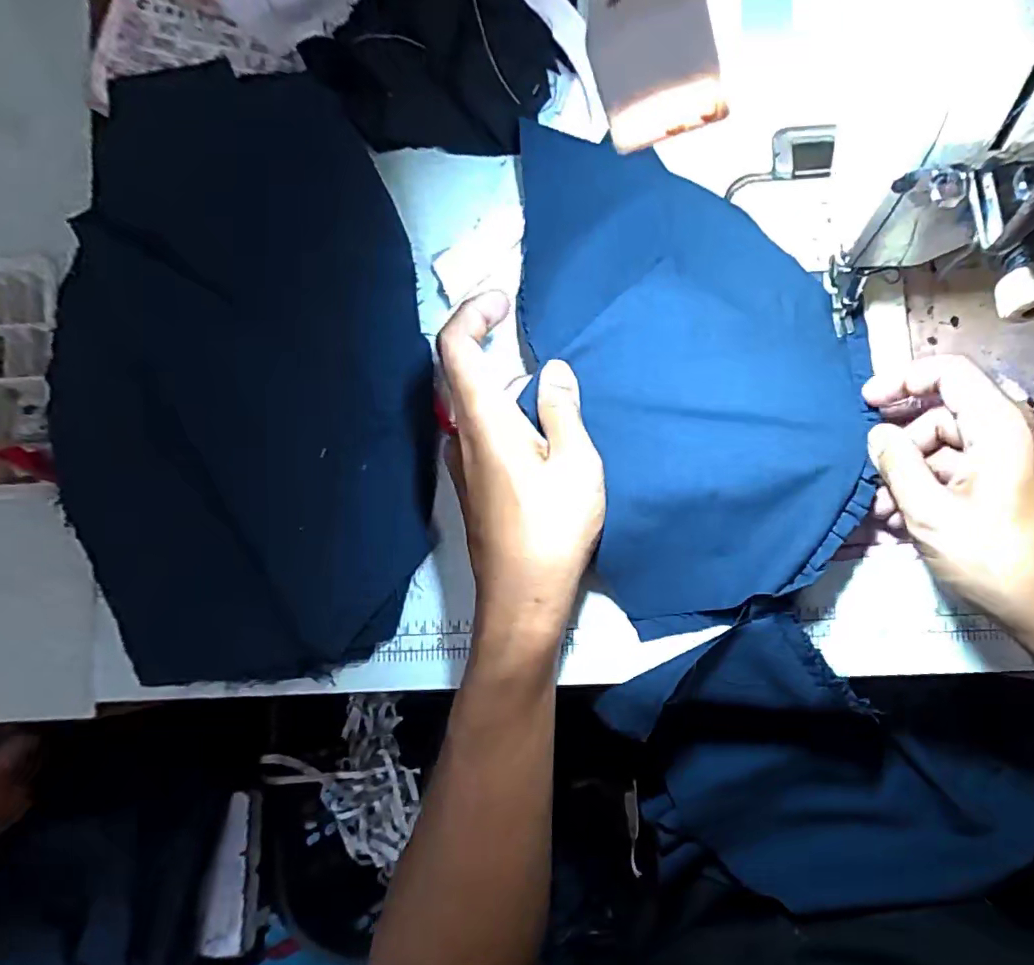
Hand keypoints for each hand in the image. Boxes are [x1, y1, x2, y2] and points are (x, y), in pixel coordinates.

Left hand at [437, 293, 604, 647]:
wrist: (523, 595)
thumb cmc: (555, 528)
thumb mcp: (576, 465)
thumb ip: (564, 413)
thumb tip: (554, 372)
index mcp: (484, 424)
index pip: (457, 350)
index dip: (473, 315)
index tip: (502, 299)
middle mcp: (462, 438)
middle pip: (459, 375)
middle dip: (488, 343)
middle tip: (523, 333)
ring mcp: (464, 466)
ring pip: (472, 406)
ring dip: (500, 382)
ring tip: (543, 384)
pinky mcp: (476, 487)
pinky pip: (482, 432)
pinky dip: (504, 412)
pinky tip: (539, 431)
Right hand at [862, 355, 1033, 669]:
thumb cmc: (997, 560)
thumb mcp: (931, 515)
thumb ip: (897, 466)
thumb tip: (878, 435)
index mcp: (1001, 423)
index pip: (948, 372)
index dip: (902, 380)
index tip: (867, 403)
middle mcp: (1015, 432)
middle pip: (946, 417)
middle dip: (904, 449)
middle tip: (875, 486)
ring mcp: (1020, 462)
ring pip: (954, 452)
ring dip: (916, 478)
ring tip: (888, 517)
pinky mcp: (1019, 490)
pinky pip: (971, 475)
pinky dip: (939, 491)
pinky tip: (913, 526)